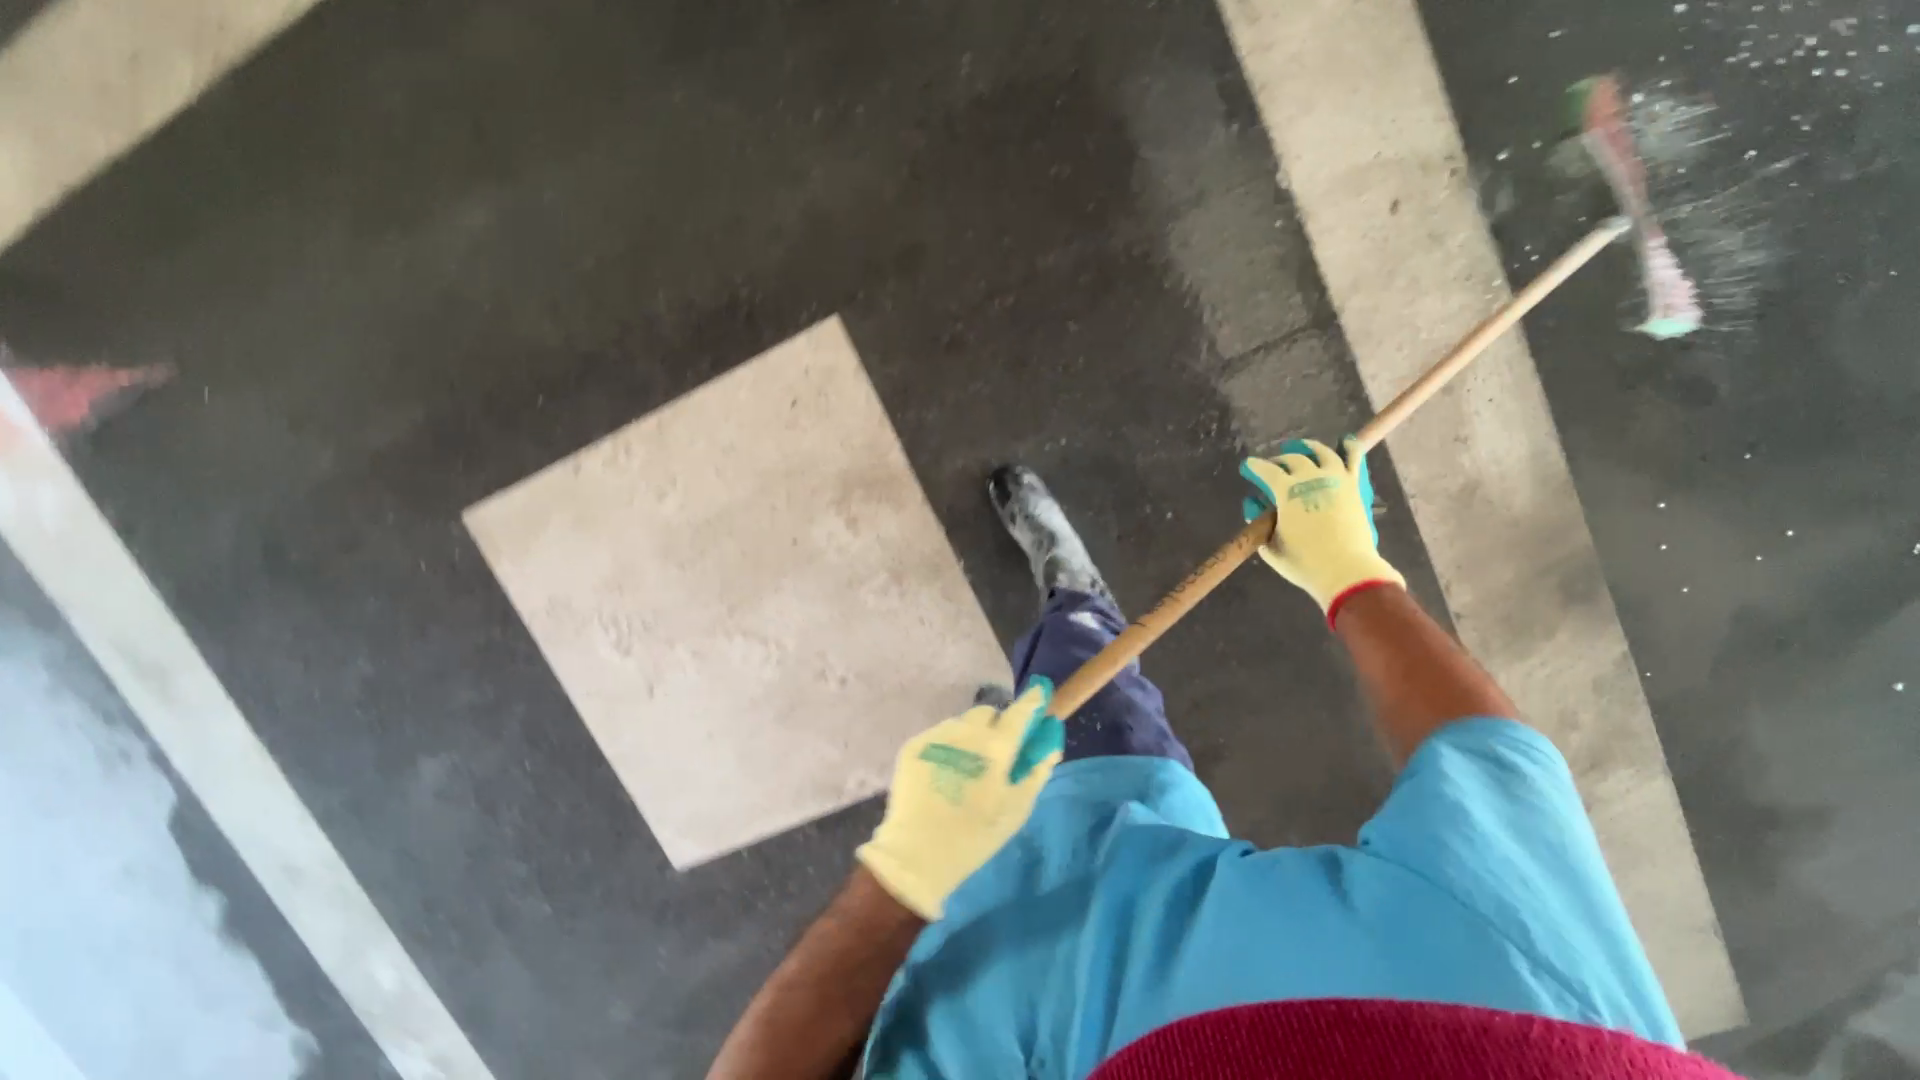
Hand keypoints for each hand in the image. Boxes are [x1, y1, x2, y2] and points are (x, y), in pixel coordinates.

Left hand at [855, 681, 1064, 919]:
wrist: (918, 853)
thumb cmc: (976, 835)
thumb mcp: (1017, 808)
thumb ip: (1037, 769)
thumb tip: (1049, 741)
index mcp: (995, 747)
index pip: (1020, 711)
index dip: (1032, 702)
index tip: (1039, 696)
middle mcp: (964, 731)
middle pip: (987, 713)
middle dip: (995, 726)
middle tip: (996, 755)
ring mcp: (935, 736)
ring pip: (961, 723)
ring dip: (970, 736)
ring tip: (967, 768)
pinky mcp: (913, 745)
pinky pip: (939, 735)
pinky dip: (947, 747)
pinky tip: (944, 773)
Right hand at [1240, 436, 1404, 623]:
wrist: (1346, 569)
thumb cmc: (1304, 562)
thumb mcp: (1271, 547)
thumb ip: (1261, 526)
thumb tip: (1255, 509)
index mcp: (1287, 491)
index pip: (1267, 471)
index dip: (1255, 466)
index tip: (1249, 466)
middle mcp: (1311, 477)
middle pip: (1293, 459)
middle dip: (1280, 460)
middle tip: (1275, 464)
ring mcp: (1336, 479)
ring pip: (1322, 453)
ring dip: (1310, 448)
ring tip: (1304, 447)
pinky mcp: (1355, 486)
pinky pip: (1354, 460)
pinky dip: (1349, 448)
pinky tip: (1346, 443)